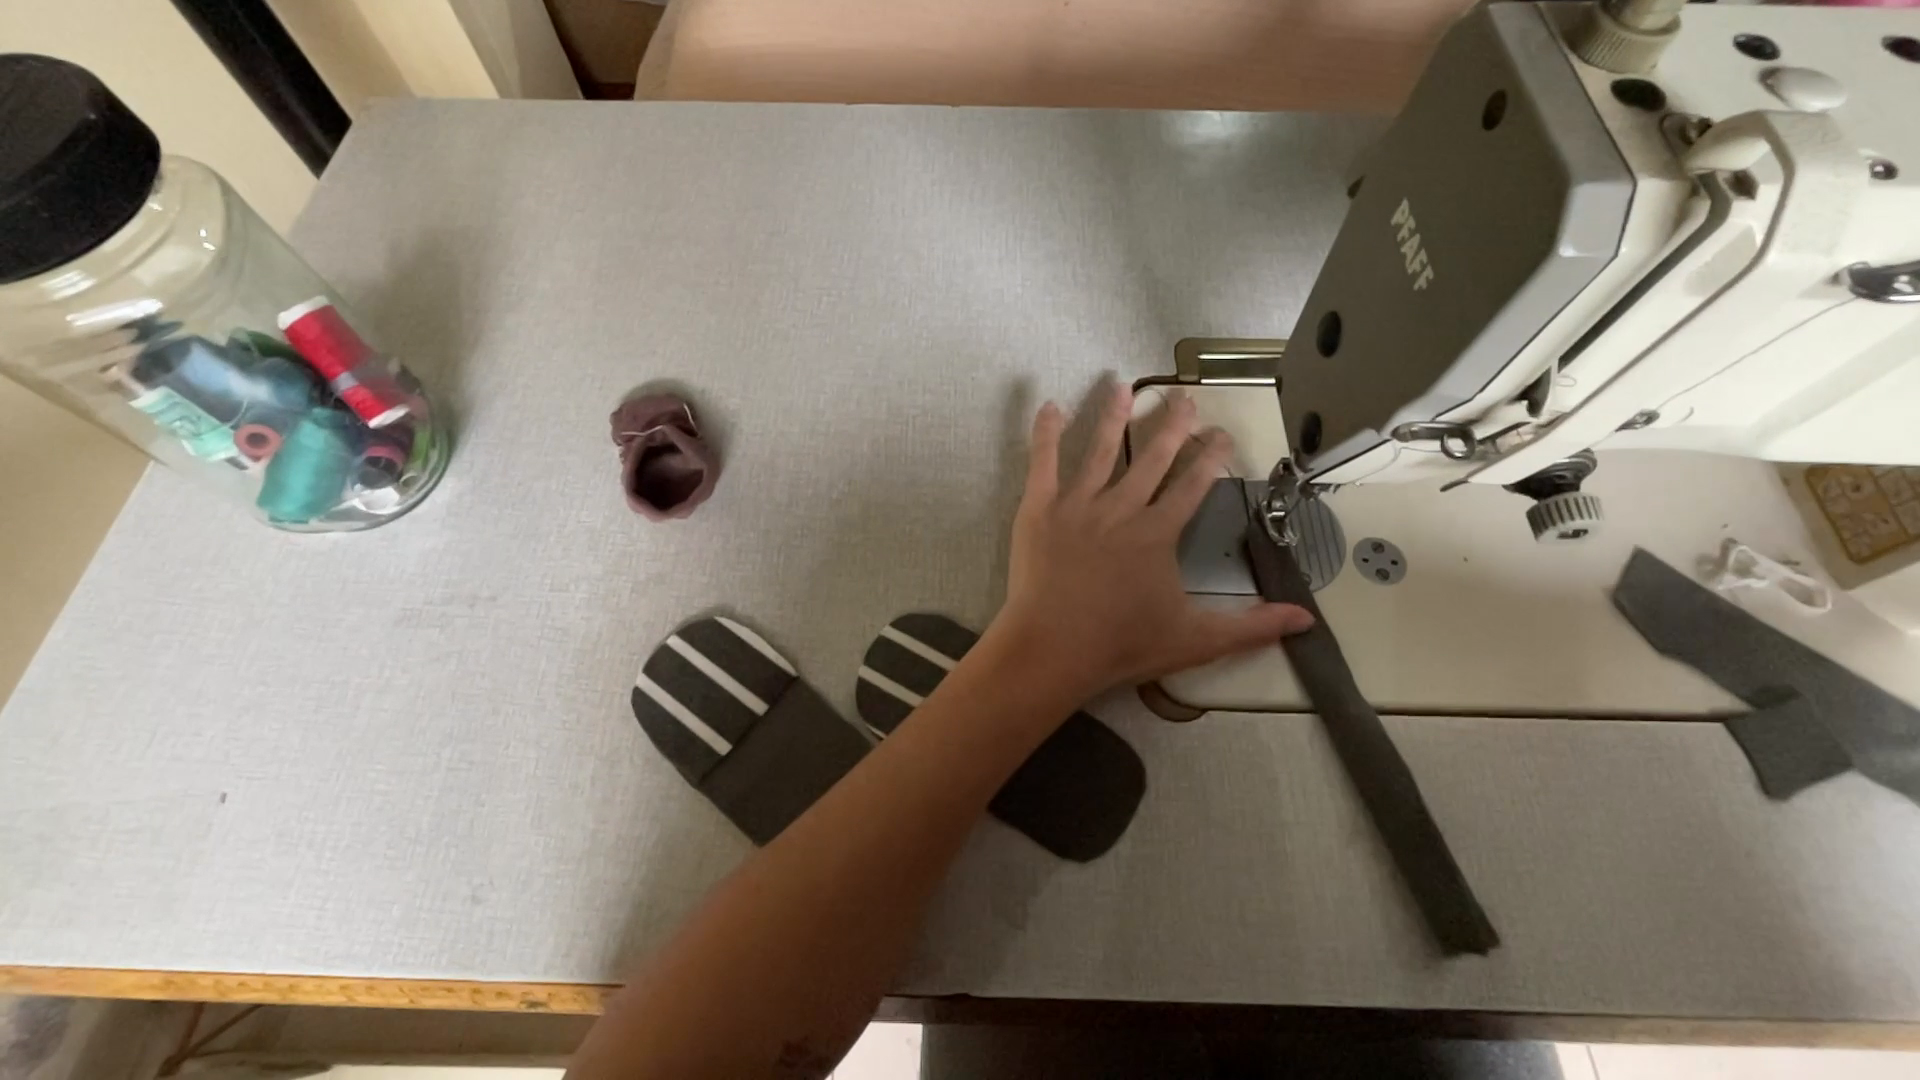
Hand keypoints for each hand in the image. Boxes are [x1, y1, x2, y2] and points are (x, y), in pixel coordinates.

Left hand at [989, 383, 1314, 700]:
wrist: (1054, 649)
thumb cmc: (1122, 645)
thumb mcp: (1196, 640)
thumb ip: (1252, 627)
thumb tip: (1306, 619)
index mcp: (1158, 532)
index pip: (1192, 485)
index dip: (1210, 458)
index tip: (1222, 434)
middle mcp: (1122, 508)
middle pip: (1152, 457)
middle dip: (1172, 426)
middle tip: (1184, 398)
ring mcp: (1078, 504)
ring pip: (1100, 450)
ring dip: (1113, 416)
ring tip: (1122, 386)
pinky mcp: (1039, 509)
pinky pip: (1043, 461)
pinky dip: (1047, 432)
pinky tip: (1052, 406)